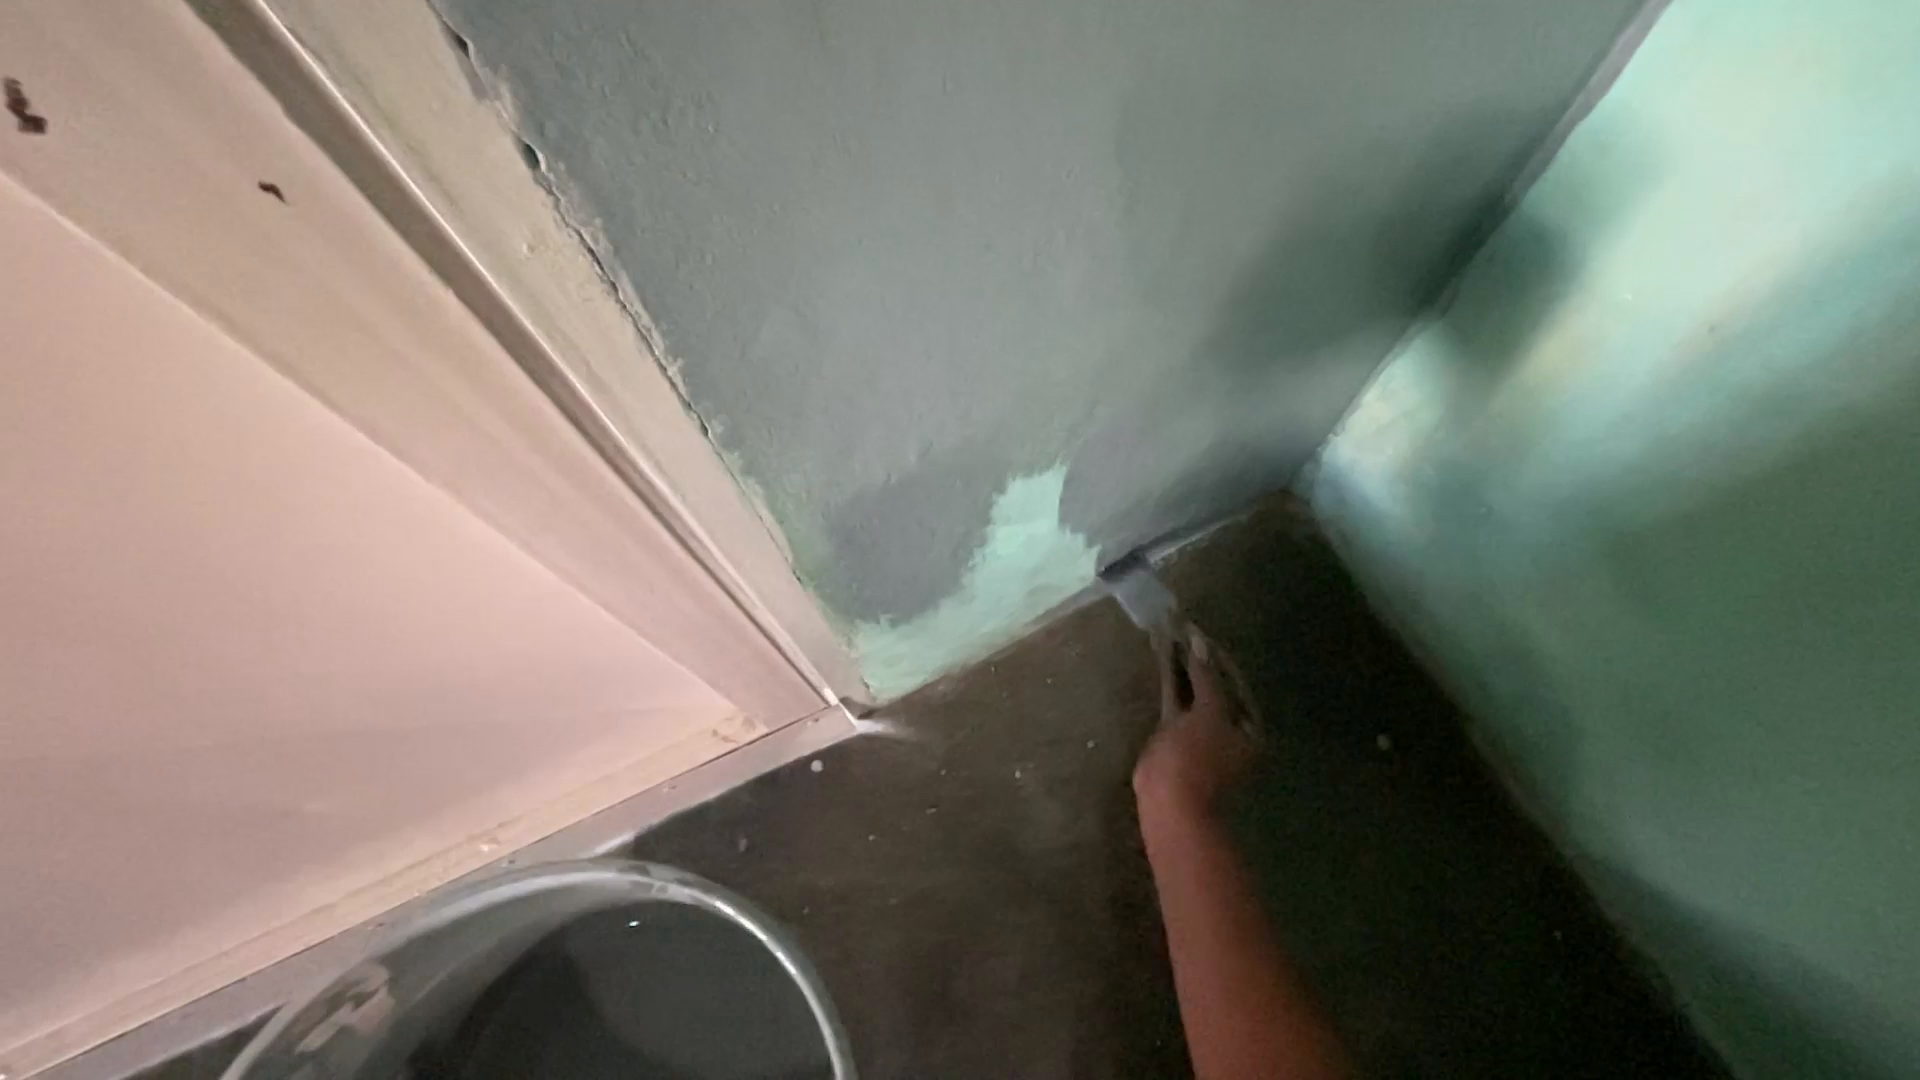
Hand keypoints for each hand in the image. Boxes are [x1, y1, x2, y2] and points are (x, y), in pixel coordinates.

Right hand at [1133, 625, 1262, 820]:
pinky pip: (1175, 698)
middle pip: (1213, 682)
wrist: (1170, 802)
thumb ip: (1206, 676)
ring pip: (1191, 688)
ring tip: (1167, 631)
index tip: (1195, 629)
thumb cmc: (1199, 758)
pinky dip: (1170, 677)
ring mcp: (1200, 729)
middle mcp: (1228, 725)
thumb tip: (1200, 642)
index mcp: (1248, 725)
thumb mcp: (1209, 714)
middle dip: (1196, 656)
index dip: (1214, 653)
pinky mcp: (1174, 732)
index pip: (1233, 678)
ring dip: (1180, 662)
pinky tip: (1160, 653)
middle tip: (1179, 625)